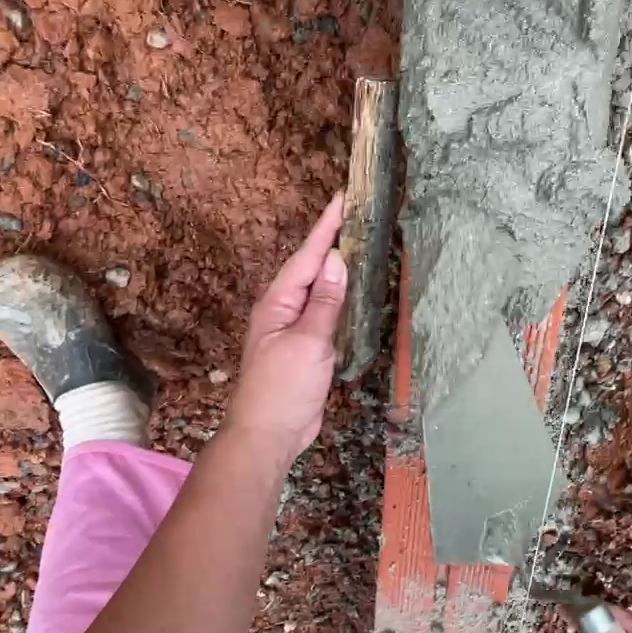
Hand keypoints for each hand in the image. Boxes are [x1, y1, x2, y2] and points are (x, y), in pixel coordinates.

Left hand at [224, 194, 346, 462]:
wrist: (269, 435)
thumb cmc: (282, 390)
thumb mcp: (308, 342)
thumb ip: (325, 302)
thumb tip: (338, 261)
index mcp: (278, 302)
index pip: (308, 256)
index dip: (326, 227)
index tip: (343, 197)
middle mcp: (285, 309)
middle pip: (314, 268)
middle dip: (334, 240)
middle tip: (358, 212)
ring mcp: (296, 329)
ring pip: (322, 290)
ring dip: (340, 268)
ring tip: (361, 241)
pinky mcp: (308, 347)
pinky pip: (327, 313)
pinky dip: (342, 298)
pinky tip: (355, 291)